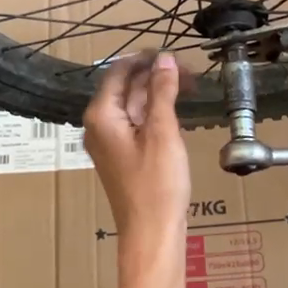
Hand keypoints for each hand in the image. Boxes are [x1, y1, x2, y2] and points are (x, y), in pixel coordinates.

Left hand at [85, 52, 190, 253]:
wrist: (151, 233)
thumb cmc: (156, 185)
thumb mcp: (163, 132)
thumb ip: (162, 92)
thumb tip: (165, 60)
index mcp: (101, 115)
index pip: (119, 71)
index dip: (146, 59)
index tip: (174, 55)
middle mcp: (98, 126)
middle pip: (125, 87)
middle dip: (154, 75)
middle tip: (189, 71)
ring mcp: (109, 142)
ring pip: (131, 105)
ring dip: (156, 93)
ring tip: (187, 85)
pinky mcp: (122, 156)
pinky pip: (135, 124)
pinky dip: (154, 113)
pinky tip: (175, 110)